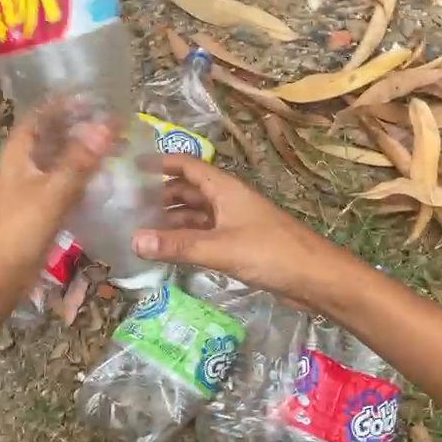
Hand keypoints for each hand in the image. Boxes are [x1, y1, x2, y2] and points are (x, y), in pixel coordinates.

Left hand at [0, 106, 114, 313]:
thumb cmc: (15, 234)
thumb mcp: (50, 195)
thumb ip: (79, 162)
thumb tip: (108, 125)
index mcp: (19, 153)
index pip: (43, 114)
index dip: (68, 102)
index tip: (100, 96)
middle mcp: (25, 166)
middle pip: (54, 137)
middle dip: (83, 129)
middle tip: (119, 125)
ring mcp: (32, 191)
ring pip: (62, 164)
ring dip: (86, 156)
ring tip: (120, 150)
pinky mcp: (41, 214)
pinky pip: (66, 189)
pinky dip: (84, 183)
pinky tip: (107, 185)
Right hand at [132, 155, 358, 306]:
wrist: (316, 278)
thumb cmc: (271, 252)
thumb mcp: (220, 248)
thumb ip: (177, 245)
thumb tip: (133, 241)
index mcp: (224, 188)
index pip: (185, 165)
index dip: (159, 163)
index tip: (129, 168)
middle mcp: (226, 200)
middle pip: (187, 190)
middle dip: (158, 195)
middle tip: (125, 205)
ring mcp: (233, 222)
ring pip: (194, 214)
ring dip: (170, 219)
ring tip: (137, 229)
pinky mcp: (238, 243)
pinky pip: (203, 234)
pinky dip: (184, 239)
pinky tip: (166, 250)